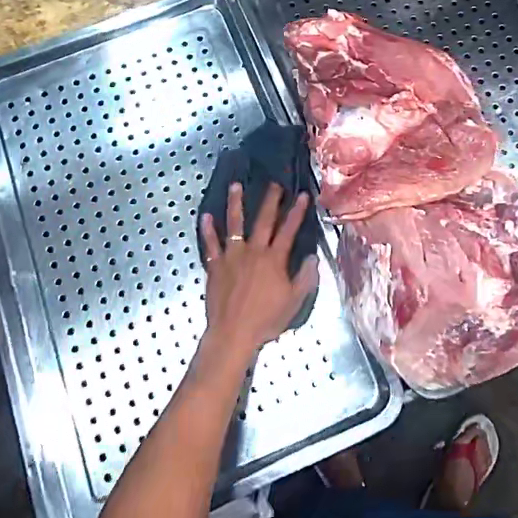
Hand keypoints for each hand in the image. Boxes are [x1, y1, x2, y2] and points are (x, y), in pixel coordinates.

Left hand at [199, 182, 318, 360]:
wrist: (232, 333)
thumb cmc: (266, 319)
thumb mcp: (295, 300)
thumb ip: (306, 277)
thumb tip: (312, 257)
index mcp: (274, 259)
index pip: (289, 230)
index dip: (297, 212)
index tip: (303, 195)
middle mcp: (253, 251)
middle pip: (263, 220)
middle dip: (270, 200)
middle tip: (274, 184)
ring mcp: (231, 256)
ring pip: (234, 225)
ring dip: (235, 204)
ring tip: (236, 186)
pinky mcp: (215, 266)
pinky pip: (210, 244)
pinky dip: (208, 230)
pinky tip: (206, 216)